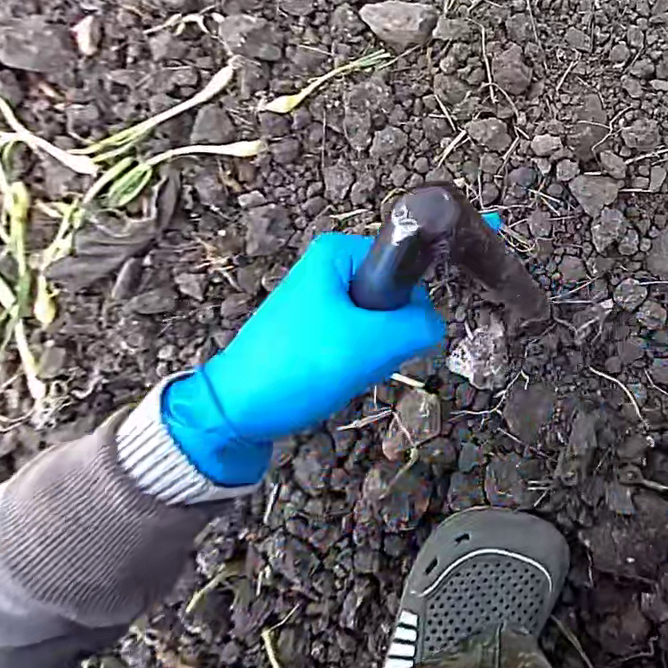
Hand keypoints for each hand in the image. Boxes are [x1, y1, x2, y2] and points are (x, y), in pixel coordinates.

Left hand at [163, 233, 446, 484]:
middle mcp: (331, 265)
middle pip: (396, 295)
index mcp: (339, 252)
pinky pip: (365, 333)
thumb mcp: (372, 343)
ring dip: (380, 347)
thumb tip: (433, 326)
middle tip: (369, 353)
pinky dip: (364, 355)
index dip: (410, 304)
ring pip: (383, 318)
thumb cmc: (297, 367)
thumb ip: (421, 326)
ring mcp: (325, 295)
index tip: (392, 332)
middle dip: (393, 330)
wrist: (234, 415)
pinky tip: (346, 371)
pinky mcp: (321, 323)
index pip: (406, 268)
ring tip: (353, 365)